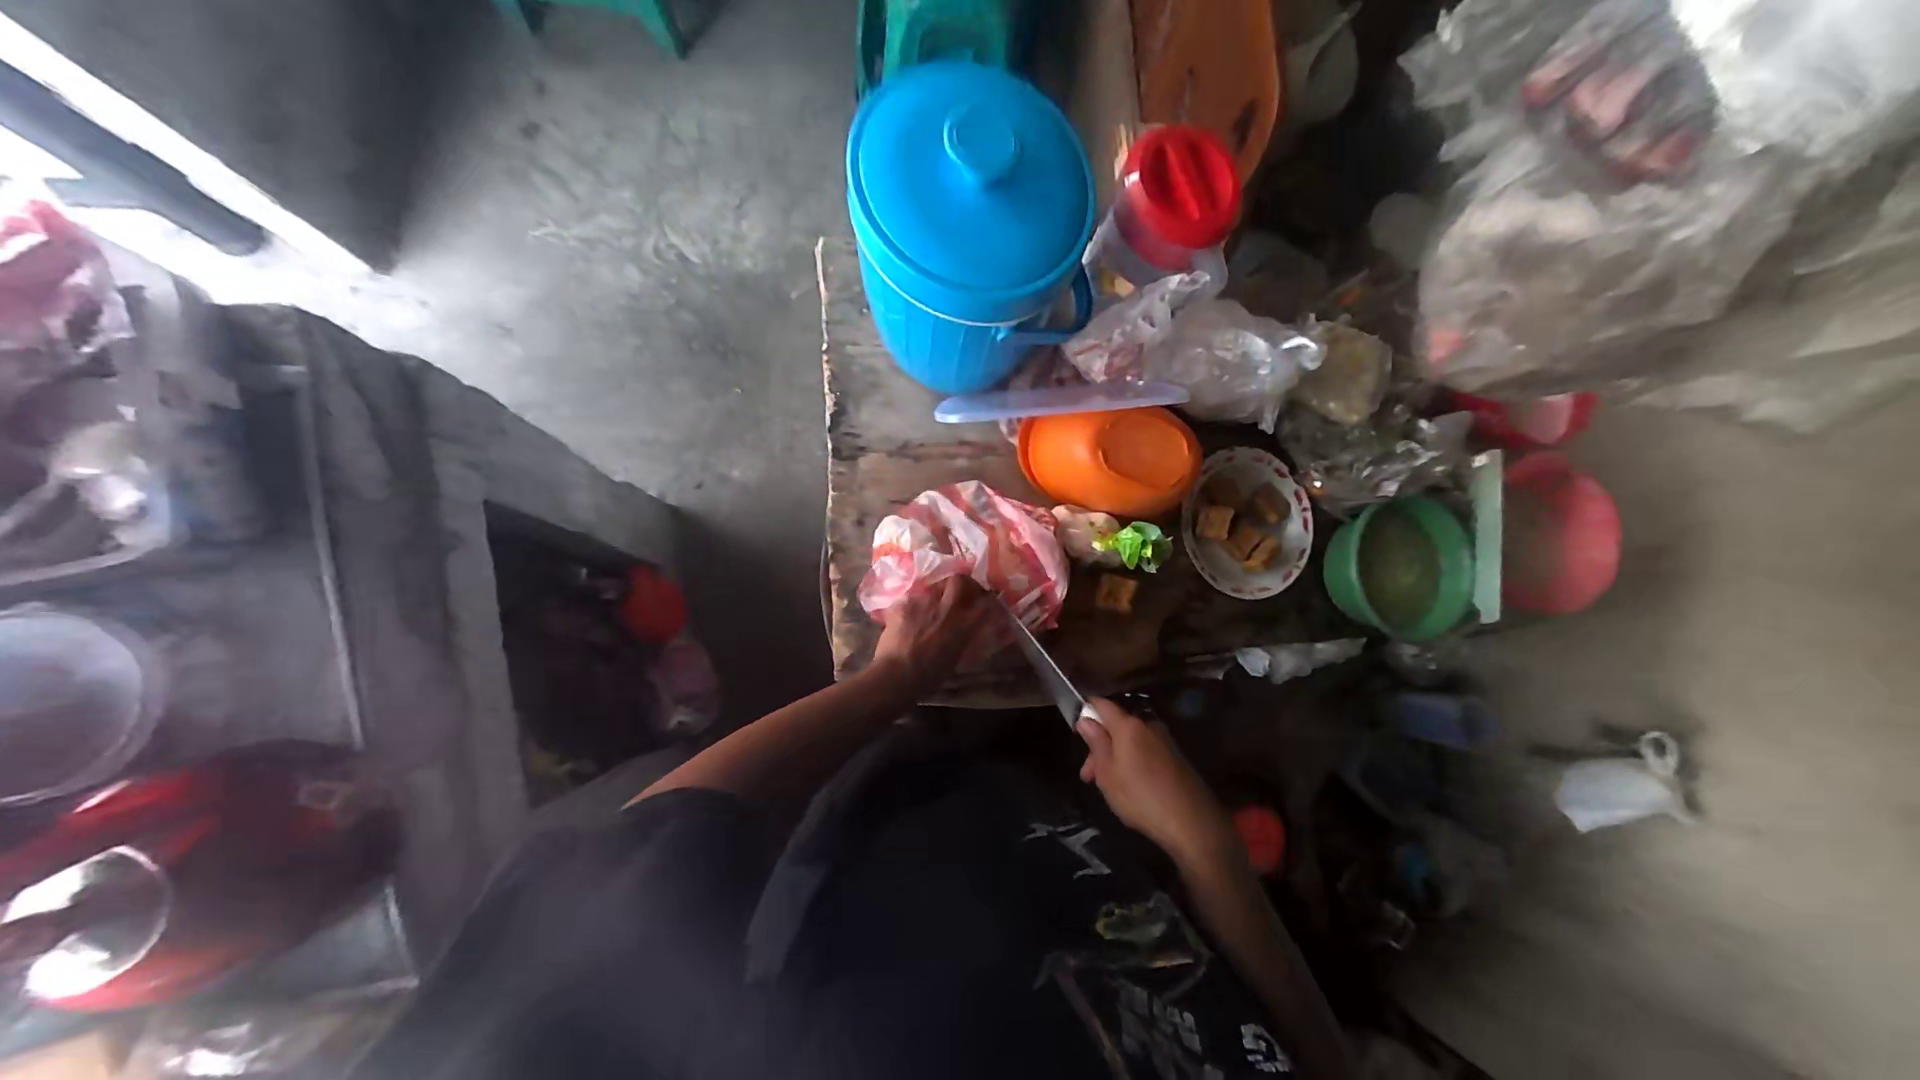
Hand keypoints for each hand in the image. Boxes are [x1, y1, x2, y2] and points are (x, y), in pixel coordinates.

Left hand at [871, 576, 986, 692]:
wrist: (898, 673)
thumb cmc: (930, 675)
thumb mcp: (955, 657)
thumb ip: (963, 638)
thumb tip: (966, 630)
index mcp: (964, 624)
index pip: (985, 601)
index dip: (985, 598)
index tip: (983, 600)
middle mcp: (947, 607)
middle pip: (959, 580)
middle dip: (960, 583)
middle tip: (956, 591)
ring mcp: (924, 601)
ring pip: (932, 587)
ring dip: (933, 595)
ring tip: (926, 608)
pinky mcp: (904, 602)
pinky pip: (911, 598)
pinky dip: (911, 607)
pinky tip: (905, 618)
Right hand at [1076, 698, 1238, 870]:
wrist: (1192, 822)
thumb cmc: (1141, 797)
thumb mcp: (1108, 774)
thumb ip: (1096, 743)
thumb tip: (1085, 720)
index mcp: (1129, 726)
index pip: (1102, 704)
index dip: (1087, 712)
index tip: (1077, 732)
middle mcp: (1149, 726)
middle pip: (1117, 726)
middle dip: (1099, 746)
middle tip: (1089, 776)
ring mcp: (1165, 741)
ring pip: (1131, 741)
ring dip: (1115, 757)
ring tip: (1108, 787)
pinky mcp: (1176, 757)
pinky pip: (1146, 750)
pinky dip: (1133, 762)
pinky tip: (1130, 787)